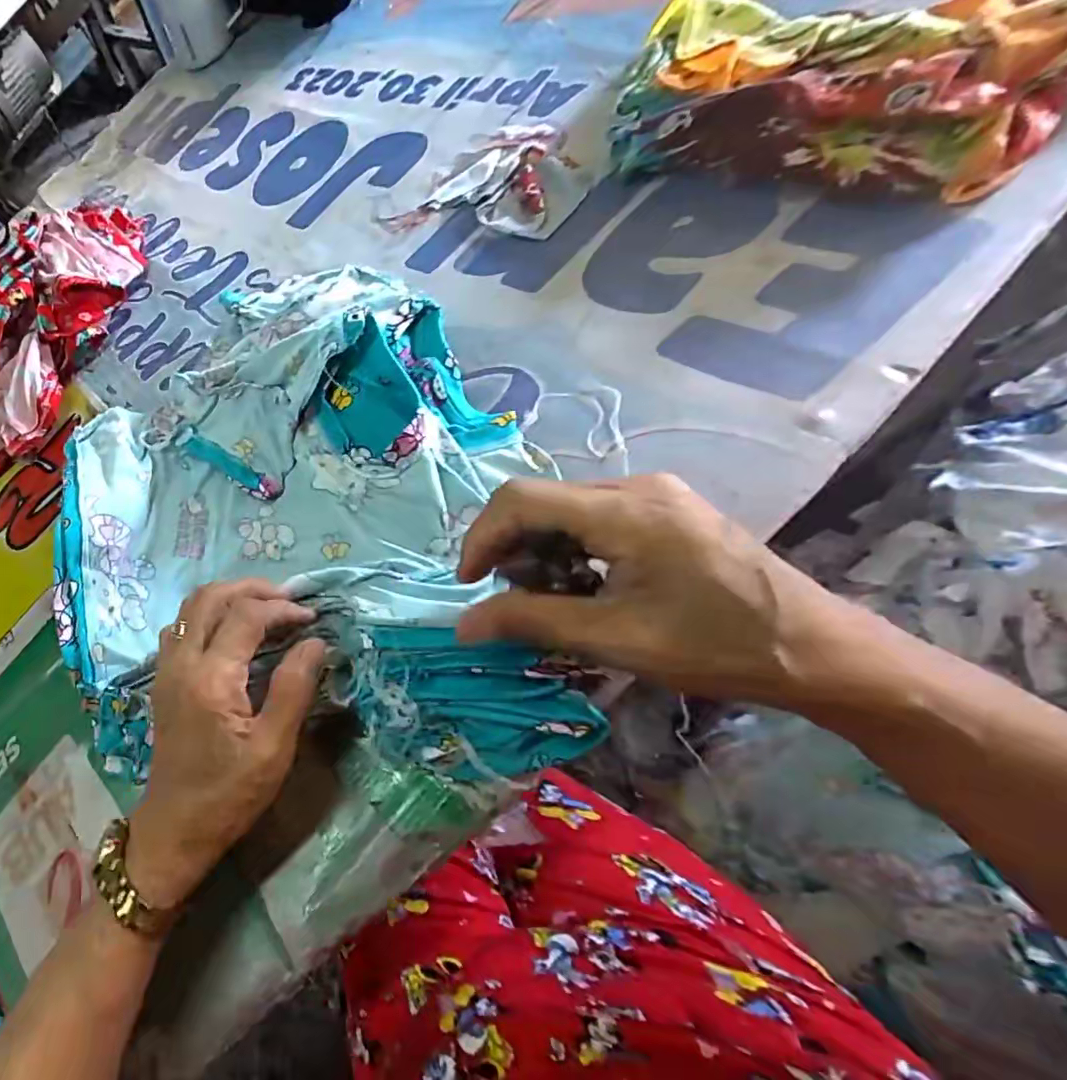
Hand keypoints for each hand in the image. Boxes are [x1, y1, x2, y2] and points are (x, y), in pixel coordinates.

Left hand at [126, 580, 326, 910]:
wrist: (176, 823)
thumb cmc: (230, 793)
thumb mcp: (273, 747)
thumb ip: (293, 688)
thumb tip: (315, 642)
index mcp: (211, 676)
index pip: (245, 616)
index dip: (281, 608)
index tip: (312, 618)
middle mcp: (181, 661)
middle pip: (209, 597)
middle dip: (250, 589)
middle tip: (288, 599)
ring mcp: (166, 668)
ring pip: (190, 608)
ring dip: (226, 598)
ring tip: (264, 608)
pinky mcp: (162, 679)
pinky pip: (181, 628)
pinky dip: (206, 616)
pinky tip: (230, 632)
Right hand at [454, 474, 868, 708]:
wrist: (825, 653)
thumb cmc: (719, 646)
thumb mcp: (613, 639)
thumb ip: (529, 622)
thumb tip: (462, 625)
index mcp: (626, 510)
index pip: (519, 500)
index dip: (481, 539)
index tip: (471, 584)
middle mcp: (637, 487)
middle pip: (538, 502)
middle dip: (510, 549)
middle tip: (513, 598)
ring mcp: (655, 495)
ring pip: (561, 510)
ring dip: (538, 552)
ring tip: (552, 598)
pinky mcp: (665, 511)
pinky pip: (590, 518)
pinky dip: (568, 550)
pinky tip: (585, 586)